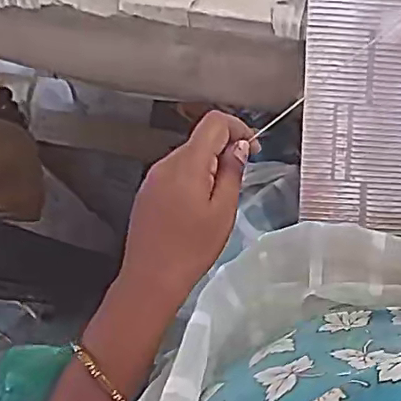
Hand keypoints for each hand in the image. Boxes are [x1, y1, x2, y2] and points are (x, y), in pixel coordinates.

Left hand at [116, 110, 253, 307]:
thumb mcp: (223, 212)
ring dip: (208, 168)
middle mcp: (165, 164)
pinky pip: (174, 175)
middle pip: (200, 139)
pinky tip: (198, 209)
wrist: (151, 278)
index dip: (238, 129)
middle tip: (240, 180)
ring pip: (188, 157)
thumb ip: (232, 173)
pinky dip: (192, 180)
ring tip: (218, 201)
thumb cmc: (190, 250)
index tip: (253, 148)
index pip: (214, 123)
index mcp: (187, 164)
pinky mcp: (147, 193)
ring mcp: (153, 178)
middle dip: (224, 151)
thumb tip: (239, 148)